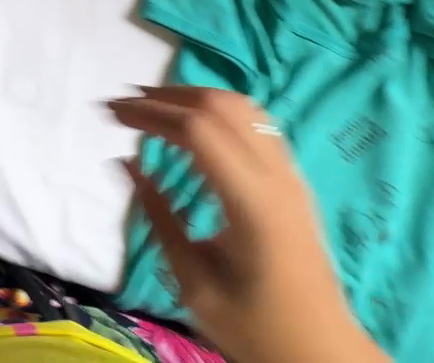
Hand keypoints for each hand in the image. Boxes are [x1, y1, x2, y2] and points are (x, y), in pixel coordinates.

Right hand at [110, 87, 387, 362]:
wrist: (323, 354)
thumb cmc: (254, 326)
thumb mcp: (194, 281)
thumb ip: (158, 217)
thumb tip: (123, 163)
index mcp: (252, 203)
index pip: (197, 130)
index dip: (150, 113)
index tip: (111, 115)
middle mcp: (276, 177)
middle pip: (219, 106)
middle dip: (165, 96)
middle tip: (123, 105)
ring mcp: (290, 175)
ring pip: (240, 106)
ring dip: (192, 95)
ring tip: (152, 105)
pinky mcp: (292, 179)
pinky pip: (254, 122)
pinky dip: (216, 108)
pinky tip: (192, 121)